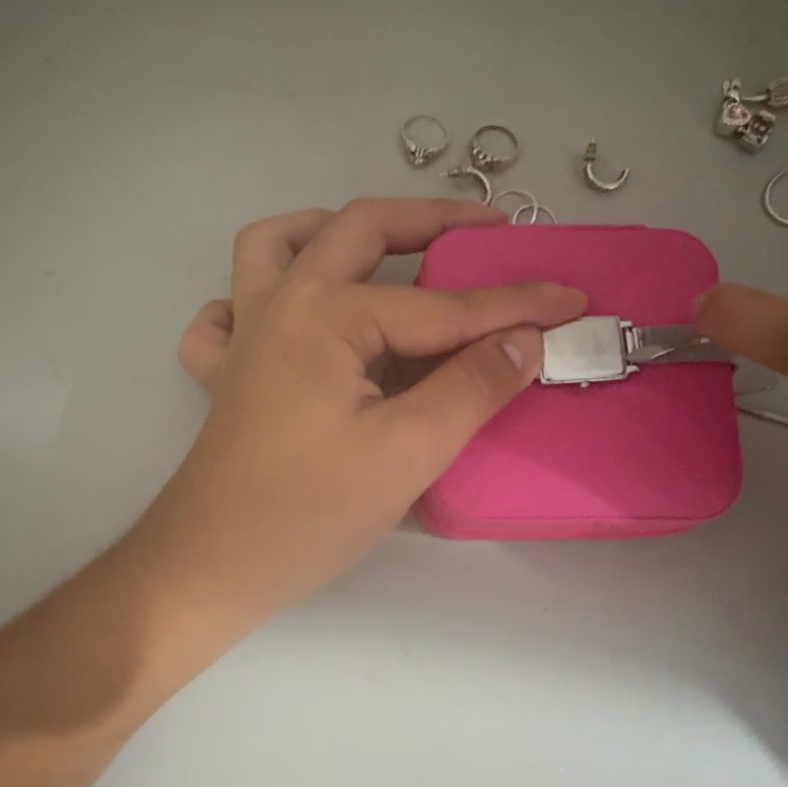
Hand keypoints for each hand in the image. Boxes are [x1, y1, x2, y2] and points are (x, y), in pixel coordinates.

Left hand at [128, 198, 584, 634]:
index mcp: (326, 314)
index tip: (574, 298)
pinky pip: (227, 310)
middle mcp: (279, 303)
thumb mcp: (409, 451)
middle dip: (429, 220)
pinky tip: (291, 316)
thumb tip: (525, 341)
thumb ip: (473, 386)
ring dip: (331, 231)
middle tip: (486, 231)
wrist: (213, 567)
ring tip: (383, 250)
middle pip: (357, 230)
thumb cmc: (310, 512)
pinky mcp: (227, 374)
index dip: (514, 303)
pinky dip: (258, 294)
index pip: (442, 304)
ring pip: (276, 245)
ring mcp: (243, 335)